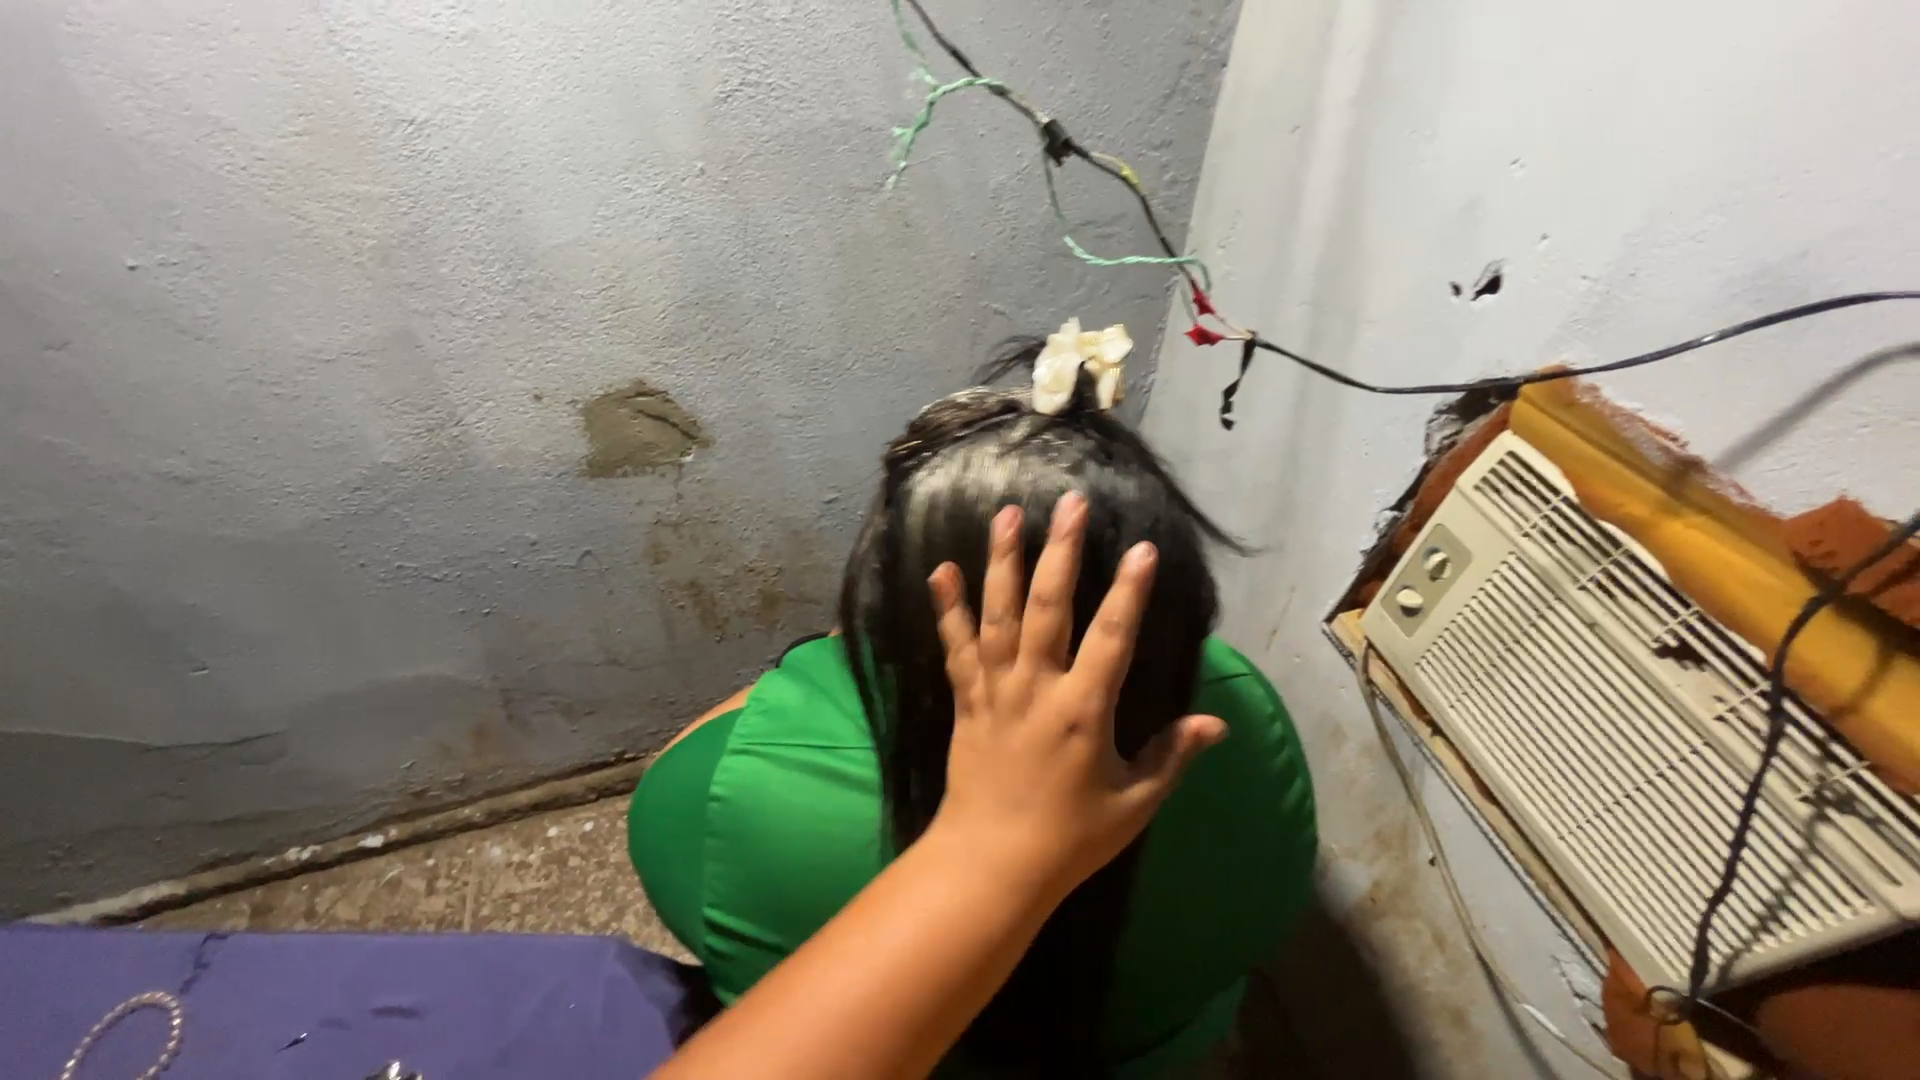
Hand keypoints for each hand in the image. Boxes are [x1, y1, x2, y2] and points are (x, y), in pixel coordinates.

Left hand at [923, 491, 1227, 901]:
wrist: (990, 863)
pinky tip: (941, 570)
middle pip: (1050, 606)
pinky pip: (954, 646)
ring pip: (999, 613)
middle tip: (1070, 503)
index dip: (1129, 591)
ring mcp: (995, 688)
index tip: (1141, 547)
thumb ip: (1172, 756)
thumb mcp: (1134, 804)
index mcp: (1083, 709)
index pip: (1112, 636)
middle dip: (1062, 551)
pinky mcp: (966, 698)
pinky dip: (948, 608)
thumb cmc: (1069, 837)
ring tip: (1007, 514)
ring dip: (1003, 561)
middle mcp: (1036, 686)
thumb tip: (1217, 723)